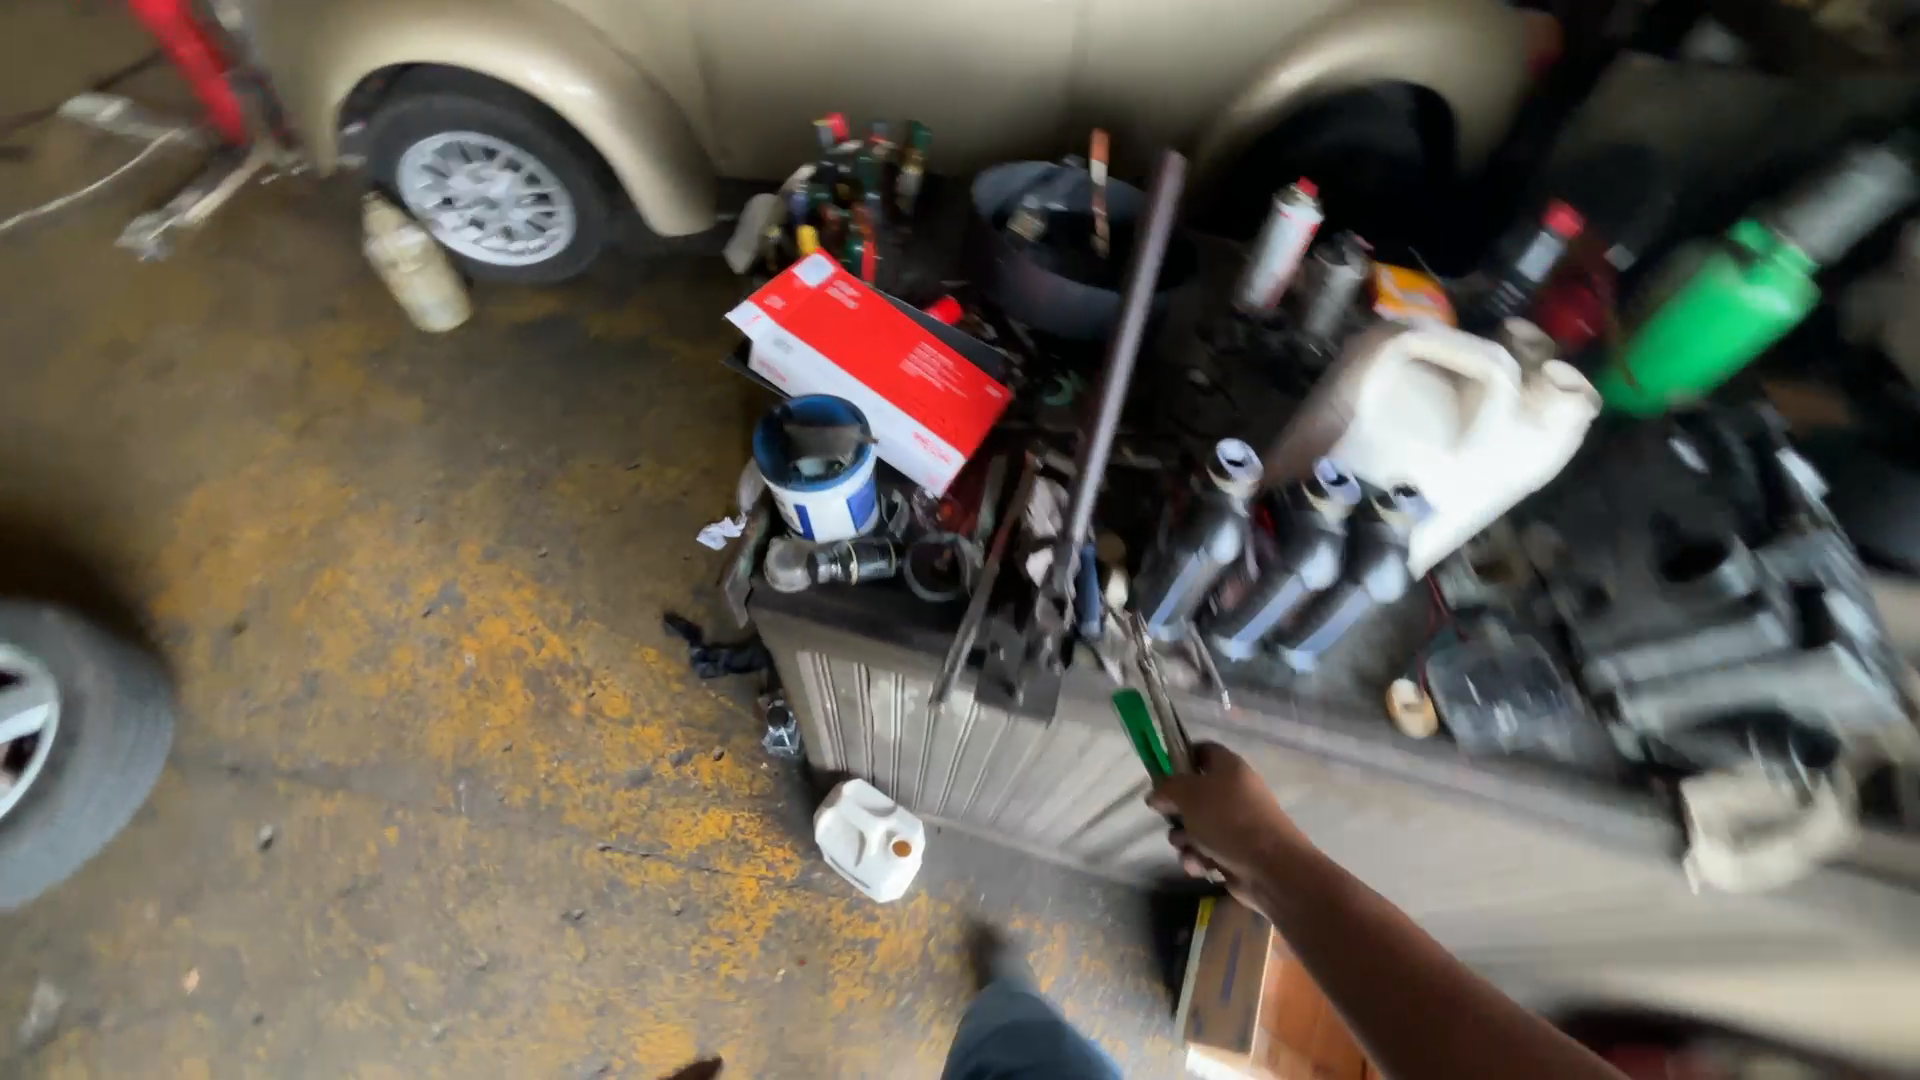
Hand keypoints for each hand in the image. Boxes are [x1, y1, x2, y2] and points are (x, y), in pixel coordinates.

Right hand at [1147, 742, 1310, 891]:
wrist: (1271, 867)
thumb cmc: (1227, 819)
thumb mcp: (1187, 794)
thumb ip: (1165, 789)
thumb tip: (1155, 796)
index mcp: (1228, 767)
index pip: (1202, 751)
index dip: (1180, 758)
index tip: (1162, 775)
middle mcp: (1234, 792)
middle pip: (1194, 794)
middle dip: (1177, 811)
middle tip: (1170, 818)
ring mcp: (1237, 824)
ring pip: (1196, 825)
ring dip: (1184, 839)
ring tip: (1187, 848)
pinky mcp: (1237, 852)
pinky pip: (1207, 850)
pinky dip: (1199, 858)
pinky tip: (1199, 866)